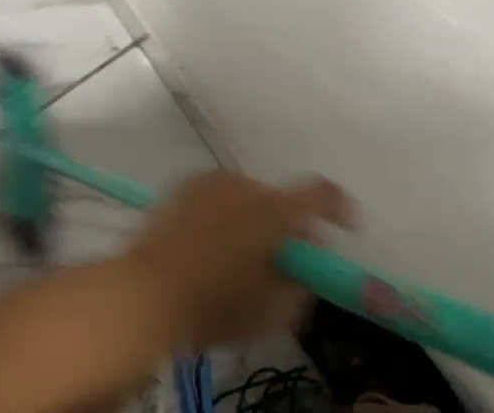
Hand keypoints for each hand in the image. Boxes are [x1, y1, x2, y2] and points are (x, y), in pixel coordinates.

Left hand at [125, 170, 352, 346]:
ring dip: (254, 218)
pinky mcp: (181, 187)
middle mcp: (243, 186)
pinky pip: (217, 197)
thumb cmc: (216, 305)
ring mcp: (209, 182)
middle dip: (289, 224)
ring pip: (247, 196)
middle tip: (284, 258)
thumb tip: (304, 268)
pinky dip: (224, 213)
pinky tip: (213, 243)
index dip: (339, 207)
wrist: (148, 290)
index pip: (320, 193)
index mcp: (274, 211)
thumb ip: (302, 284)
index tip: (345, 226)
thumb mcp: (274, 311)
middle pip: (280, 199)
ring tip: (243, 254)